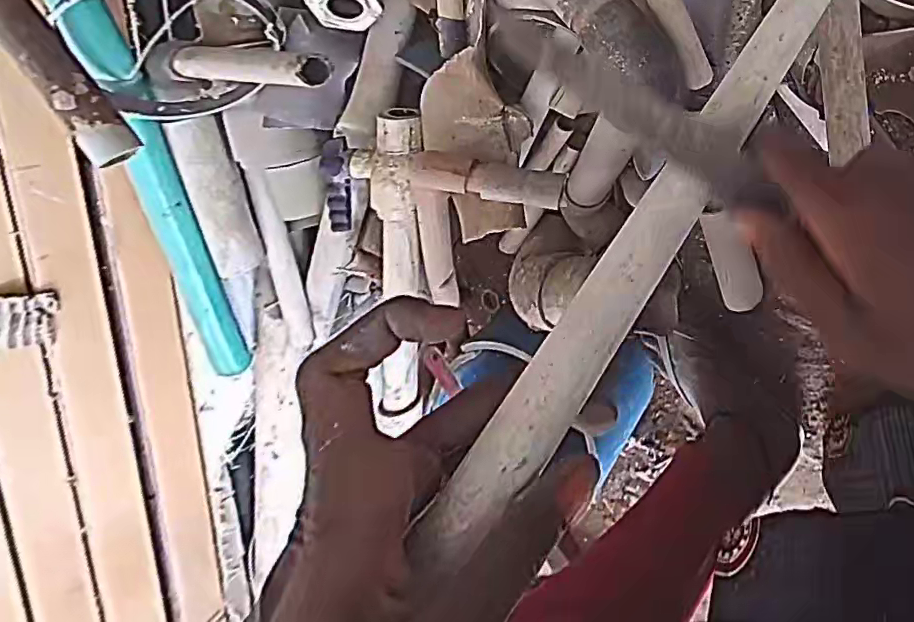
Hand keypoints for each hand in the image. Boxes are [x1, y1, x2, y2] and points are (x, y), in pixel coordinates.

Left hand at [263, 298, 595, 621]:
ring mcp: (381, 531)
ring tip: (571, 491)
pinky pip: (456, 510)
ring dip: (519, 470)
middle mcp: (360, 500)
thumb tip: (571, 477)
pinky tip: (542, 534)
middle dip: (517, 415)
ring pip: (460, 467)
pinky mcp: (398, 557)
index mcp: (346, 500)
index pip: (338, 377)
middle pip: (445, 420)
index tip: (453, 321)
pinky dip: (501, 510)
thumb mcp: (438, 614)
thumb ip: (511, 547)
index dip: (392, 328)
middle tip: (575, 419)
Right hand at [737, 136, 913, 435]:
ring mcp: (913, 172)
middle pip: (808, 174)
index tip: (744, 208)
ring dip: (844, 226)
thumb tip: (747, 218)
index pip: (772, 149)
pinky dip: (881, 225)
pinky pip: (886, 194)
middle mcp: (872, 170)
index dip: (748, 166)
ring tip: (878, 293)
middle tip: (825, 285)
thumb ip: (790, 269)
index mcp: (839, 202)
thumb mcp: (853, 333)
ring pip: (848, 188)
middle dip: (802, 217)